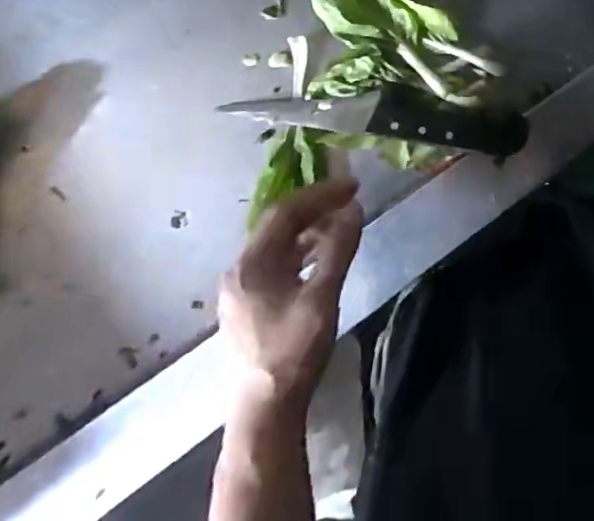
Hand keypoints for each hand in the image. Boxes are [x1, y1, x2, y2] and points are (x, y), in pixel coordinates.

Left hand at [219, 179, 363, 403]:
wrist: (266, 407)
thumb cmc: (294, 349)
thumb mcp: (323, 297)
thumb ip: (338, 249)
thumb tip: (353, 209)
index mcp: (251, 265)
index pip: (286, 212)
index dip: (321, 193)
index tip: (354, 186)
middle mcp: (239, 271)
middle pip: (278, 225)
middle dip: (315, 206)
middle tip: (350, 198)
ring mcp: (241, 289)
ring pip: (277, 243)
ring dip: (310, 227)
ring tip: (342, 221)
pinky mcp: (249, 304)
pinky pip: (276, 261)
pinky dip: (302, 248)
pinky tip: (323, 254)